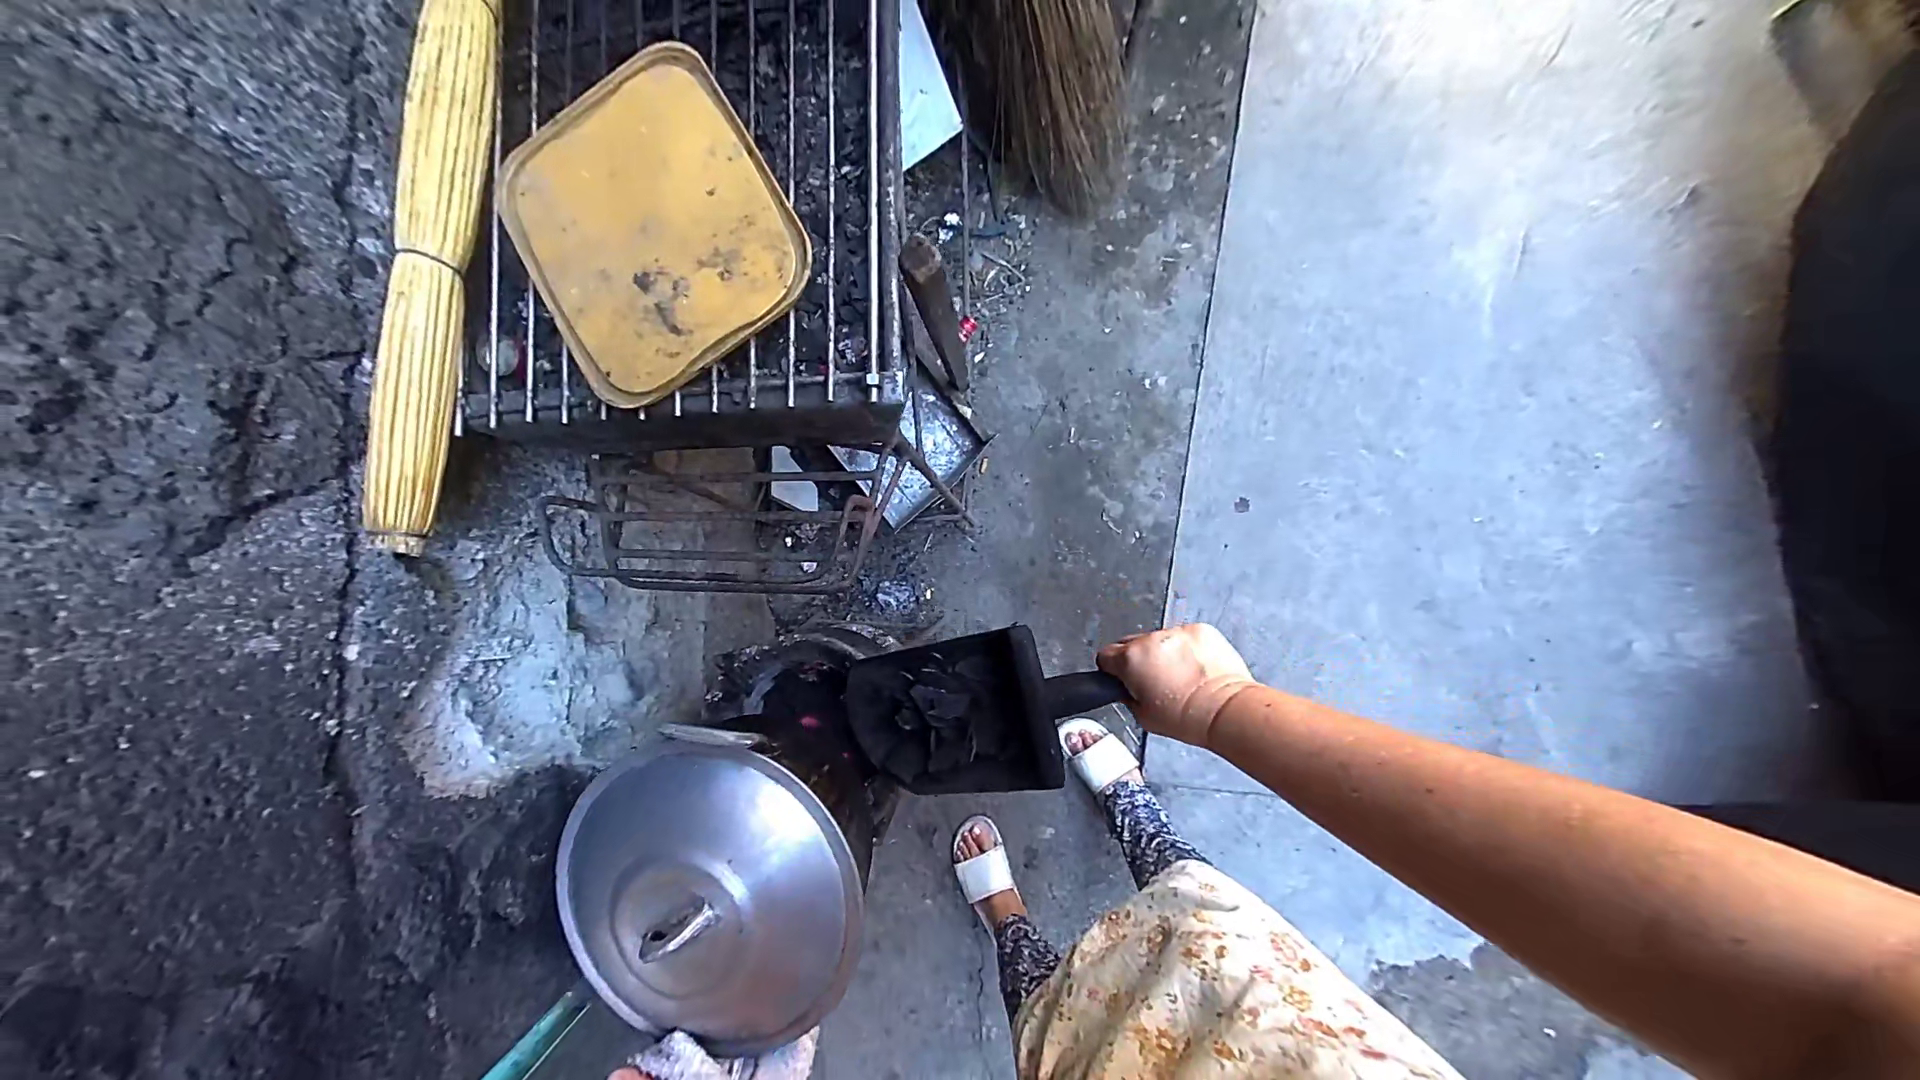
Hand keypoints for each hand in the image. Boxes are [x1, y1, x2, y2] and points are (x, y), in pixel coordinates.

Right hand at [1096, 624, 1256, 747]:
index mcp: (1130, 659)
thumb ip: (1127, 694)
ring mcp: (1176, 632)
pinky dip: (1188, 649)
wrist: (1225, 710)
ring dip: (1164, 654)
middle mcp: (1150, 640)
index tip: (1123, 677)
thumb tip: (1127, 686)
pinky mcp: (1200, 630)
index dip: (1113, 669)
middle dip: (1139, 660)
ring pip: (1159, 640)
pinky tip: (1195, 669)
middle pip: (1131, 644)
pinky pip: (1184, 636)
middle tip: (1155, 681)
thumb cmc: (1187, 717)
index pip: (1105, 655)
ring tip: (1181, 677)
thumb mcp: (1142, 716)